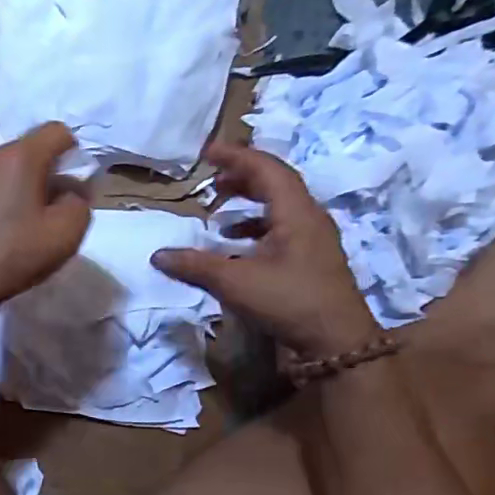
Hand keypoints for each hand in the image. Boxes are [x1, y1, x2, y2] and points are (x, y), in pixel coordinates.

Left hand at [0, 122, 92, 323]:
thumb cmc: (14, 256)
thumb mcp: (66, 234)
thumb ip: (81, 202)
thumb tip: (71, 191)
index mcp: (20, 156)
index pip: (58, 131)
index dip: (75, 155)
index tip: (74, 188)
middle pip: (31, 148)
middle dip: (49, 171)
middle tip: (53, 208)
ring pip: (9, 166)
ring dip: (24, 184)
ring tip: (26, 220)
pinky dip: (2, 195)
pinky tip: (1, 226)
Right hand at [151, 143, 380, 354]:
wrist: (336, 342)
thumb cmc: (289, 302)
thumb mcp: (235, 282)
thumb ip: (195, 265)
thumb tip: (158, 255)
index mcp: (296, 212)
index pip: (265, 168)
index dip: (235, 157)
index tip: (207, 152)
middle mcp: (309, 218)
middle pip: (275, 183)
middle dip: (241, 177)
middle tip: (211, 180)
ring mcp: (313, 240)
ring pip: (279, 206)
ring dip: (249, 202)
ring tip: (219, 210)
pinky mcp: (311, 260)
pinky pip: (282, 229)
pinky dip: (256, 228)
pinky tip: (237, 244)